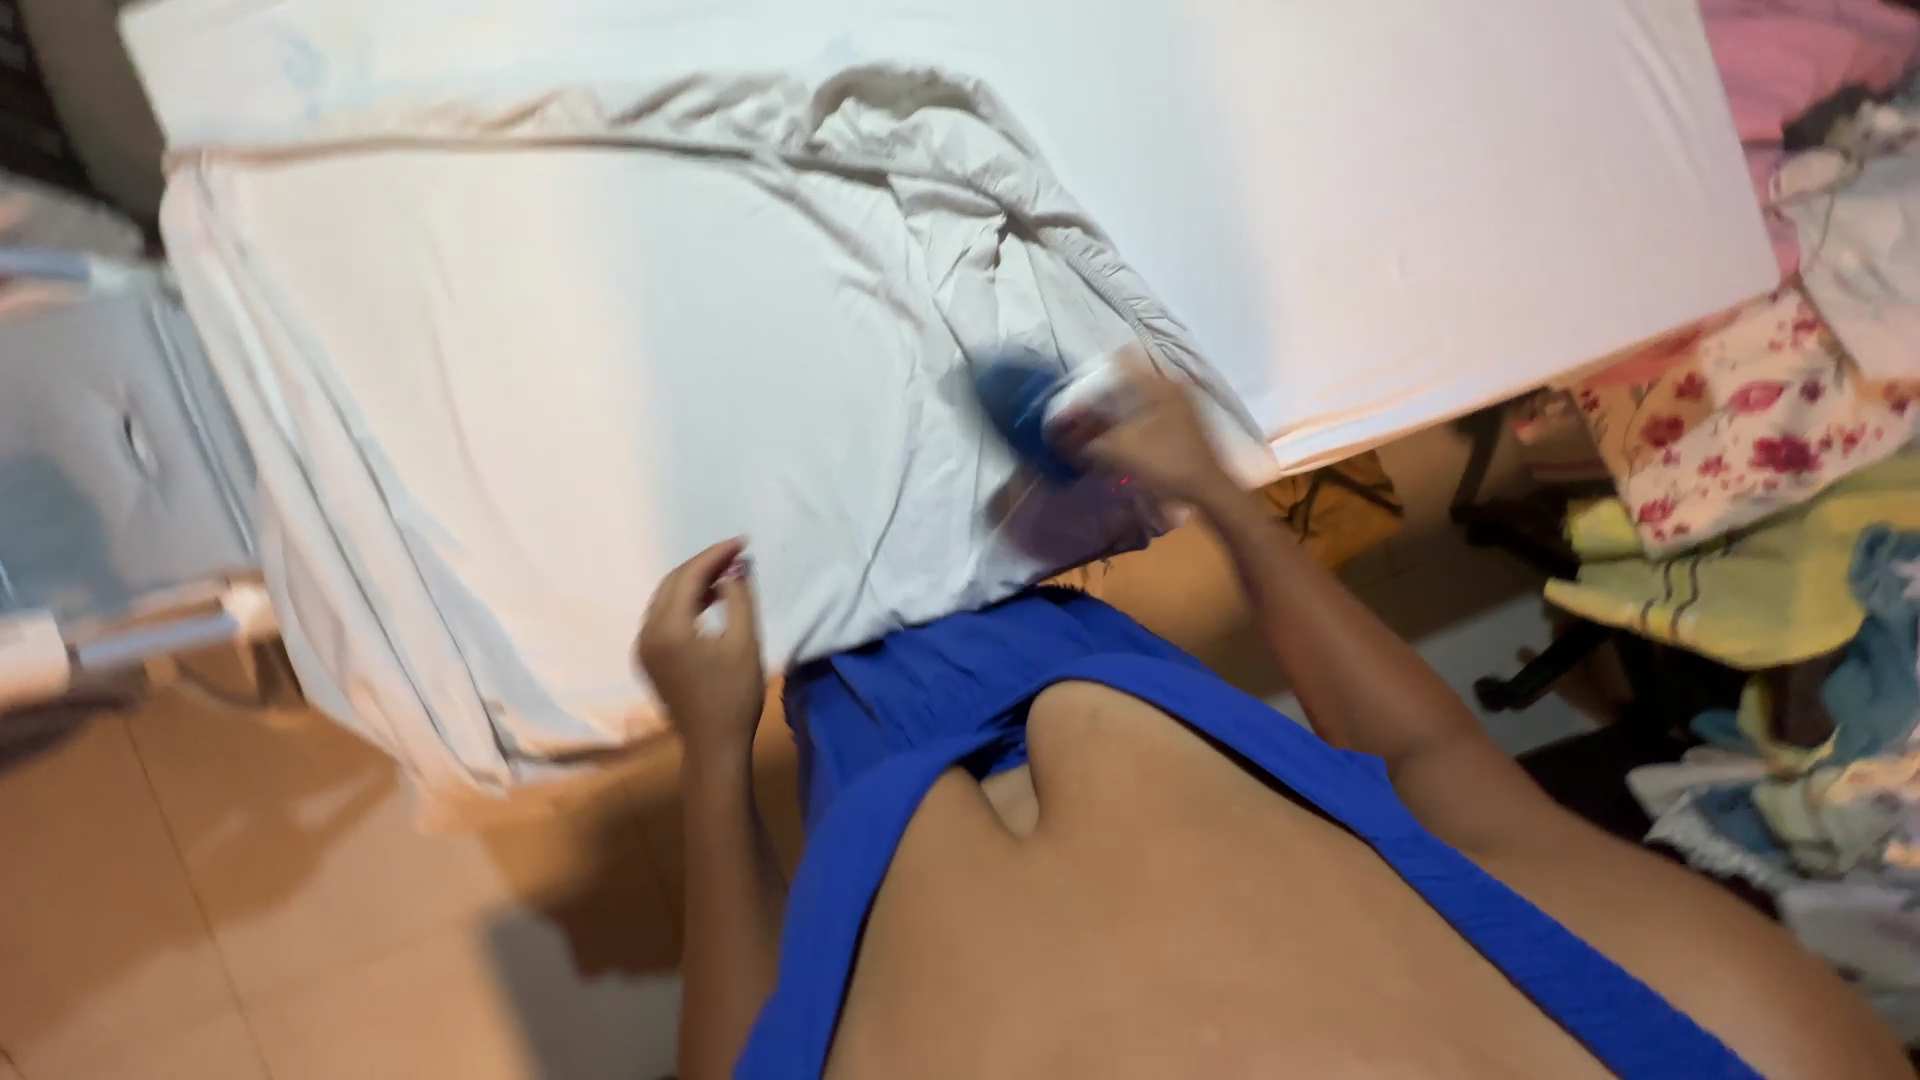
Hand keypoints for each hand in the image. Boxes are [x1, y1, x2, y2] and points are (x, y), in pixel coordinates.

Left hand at [636, 538, 765, 764]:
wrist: (714, 744)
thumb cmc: (734, 694)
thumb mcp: (744, 642)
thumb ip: (739, 598)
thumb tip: (736, 567)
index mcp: (667, 629)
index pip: (688, 576)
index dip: (715, 555)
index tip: (742, 542)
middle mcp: (647, 633)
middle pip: (672, 583)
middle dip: (703, 565)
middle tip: (736, 555)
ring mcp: (644, 648)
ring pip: (665, 599)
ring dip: (694, 582)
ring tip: (727, 574)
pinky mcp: (650, 660)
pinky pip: (664, 618)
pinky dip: (686, 603)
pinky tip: (710, 602)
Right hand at [1061, 354, 1237, 505]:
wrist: (1209, 489)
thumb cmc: (1168, 465)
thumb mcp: (1122, 452)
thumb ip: (1088, 441)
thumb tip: (1061, 437)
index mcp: (1159, 384)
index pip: (1121, 358)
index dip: (1095, 373)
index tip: (1078, 392)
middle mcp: (1171, 385)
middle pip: (1127, 378)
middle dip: (1101, 396)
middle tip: (1081, 416)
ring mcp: (1181, 402)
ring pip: (1138, 395)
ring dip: (1114, 410)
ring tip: (1096, 430)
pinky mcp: (1183, 420)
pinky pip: (1149, 409)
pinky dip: (1130, 419)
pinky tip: (1119, 439)